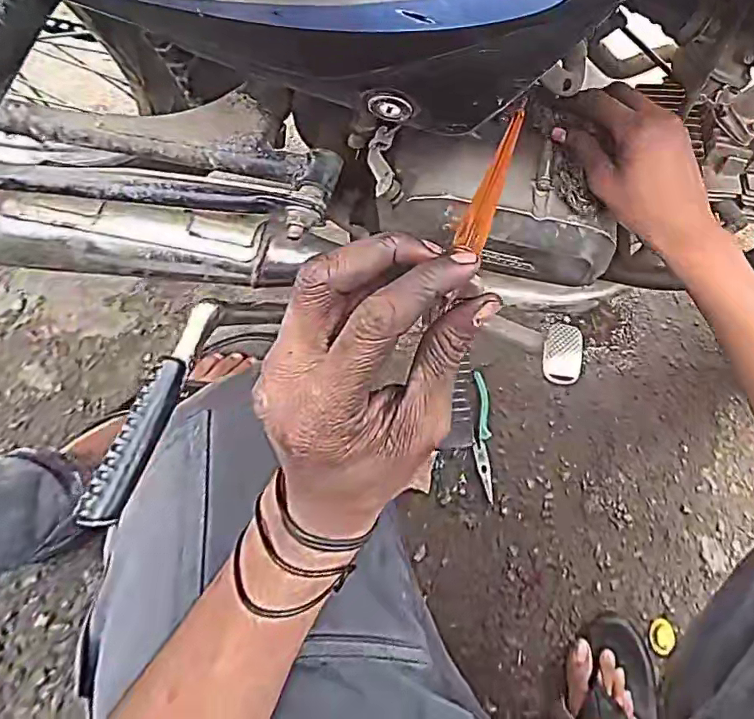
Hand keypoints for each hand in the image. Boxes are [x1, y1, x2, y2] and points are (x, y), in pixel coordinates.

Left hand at [252, 233, 499, 537]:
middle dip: (383, 252)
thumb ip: (444, 356)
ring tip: (421, 263)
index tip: (459, 270)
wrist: (321, 499)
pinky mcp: (284, 346)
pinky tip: (397, 281)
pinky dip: (363, 278)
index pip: (373, 320)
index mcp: (325, 406)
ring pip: (318, 279)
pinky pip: (321, 296)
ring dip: (373, 259)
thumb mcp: (420, 424)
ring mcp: (279, 358)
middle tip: (432, 253)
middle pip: (322, 280)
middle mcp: (289, 375)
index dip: (423, 285)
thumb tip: (474, 307)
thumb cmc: (369, 476)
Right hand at [554, 84, 723, 257]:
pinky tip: (623, 139)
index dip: (576, 103)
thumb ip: (584, 150)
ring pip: (637, 99)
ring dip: (616, 107)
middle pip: (619, 91)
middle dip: (596, 100)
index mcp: (637, 129)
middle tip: (580, 116)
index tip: (566, 109)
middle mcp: (659, 120)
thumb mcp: (605, 182)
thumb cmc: (651, 212)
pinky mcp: (679, 133)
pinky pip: (652, 112)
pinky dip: (634, 117)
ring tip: (600, 131)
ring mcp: (672, 125)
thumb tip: (567, 133)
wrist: (685, 227)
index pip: (598, 100)